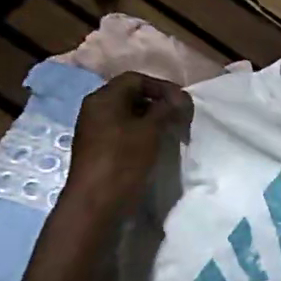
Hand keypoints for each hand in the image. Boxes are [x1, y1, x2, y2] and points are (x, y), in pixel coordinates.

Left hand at [65, 72, 187, 212]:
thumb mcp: (150, 131)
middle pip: (132, 95)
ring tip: (173, 132)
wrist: (97, 201)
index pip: (136, 79)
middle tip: (181, 118)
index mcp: (103, 99)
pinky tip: (158, 145)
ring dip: (154, 120)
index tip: (184, 103)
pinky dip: (144, 133)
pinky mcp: (102, 148)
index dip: (162, 87)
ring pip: (130, 115)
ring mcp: (97, 130)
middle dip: (159, 103)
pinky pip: (125, 131)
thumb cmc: (123, 160)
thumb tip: (181, 98)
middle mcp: (96, 109)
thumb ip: (166, 110)